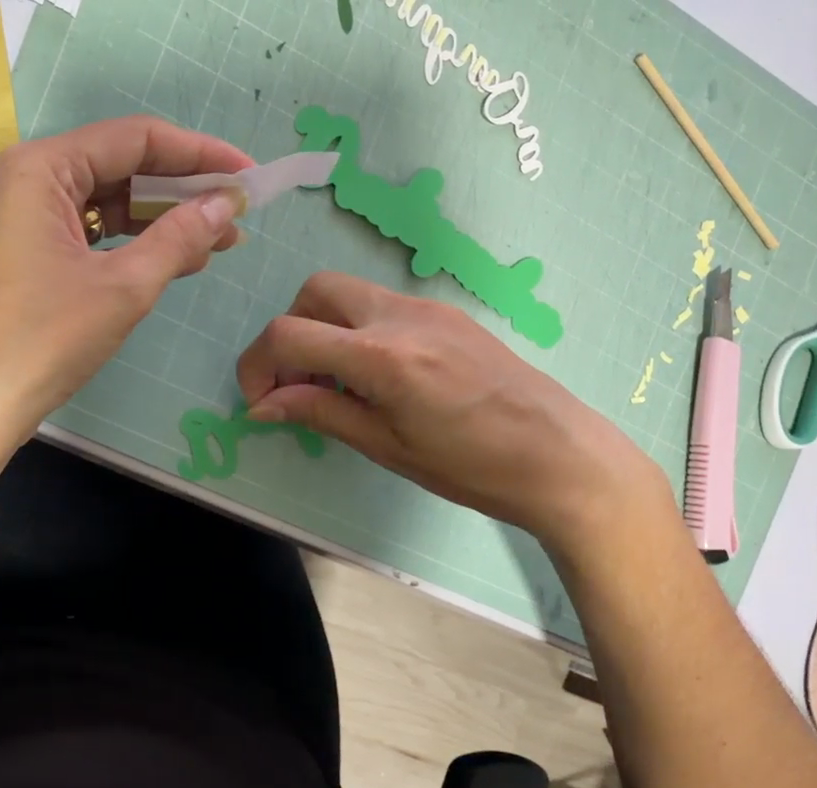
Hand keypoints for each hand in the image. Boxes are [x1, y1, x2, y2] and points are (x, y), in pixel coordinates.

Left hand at [0, 117, 251, 496]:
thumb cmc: (46, 340)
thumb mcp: (124, 287)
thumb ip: (179, 237)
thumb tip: (226, 204)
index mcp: (43, 169)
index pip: (135, 139)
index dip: (199, 154)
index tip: (248, 176)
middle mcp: (28, 181)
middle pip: (119, 168)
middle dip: (180, 192)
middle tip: (235, 216)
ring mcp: (22, 220)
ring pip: (104, 205)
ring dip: (158, 222)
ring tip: (214, 244)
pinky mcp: (25, 257)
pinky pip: (87, 235)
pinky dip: (128, 246)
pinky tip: (170, 261)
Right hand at [235, 272, 670, 548]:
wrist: (560, 455)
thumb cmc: (470, 466)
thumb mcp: (385, 446)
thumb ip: (320, 413)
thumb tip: (264, 405)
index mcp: (381, 356)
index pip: (288, 334)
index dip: (256, 366)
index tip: (260, 405)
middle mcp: (400, 316)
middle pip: (314, 293)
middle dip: (289, 334)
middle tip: (296, 386)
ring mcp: (428, 308)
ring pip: (348, 294)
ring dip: (322, 331)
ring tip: (335, 388)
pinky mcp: (447, 315)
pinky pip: (381, 307)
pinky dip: (356, 332)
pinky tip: (374, 381)